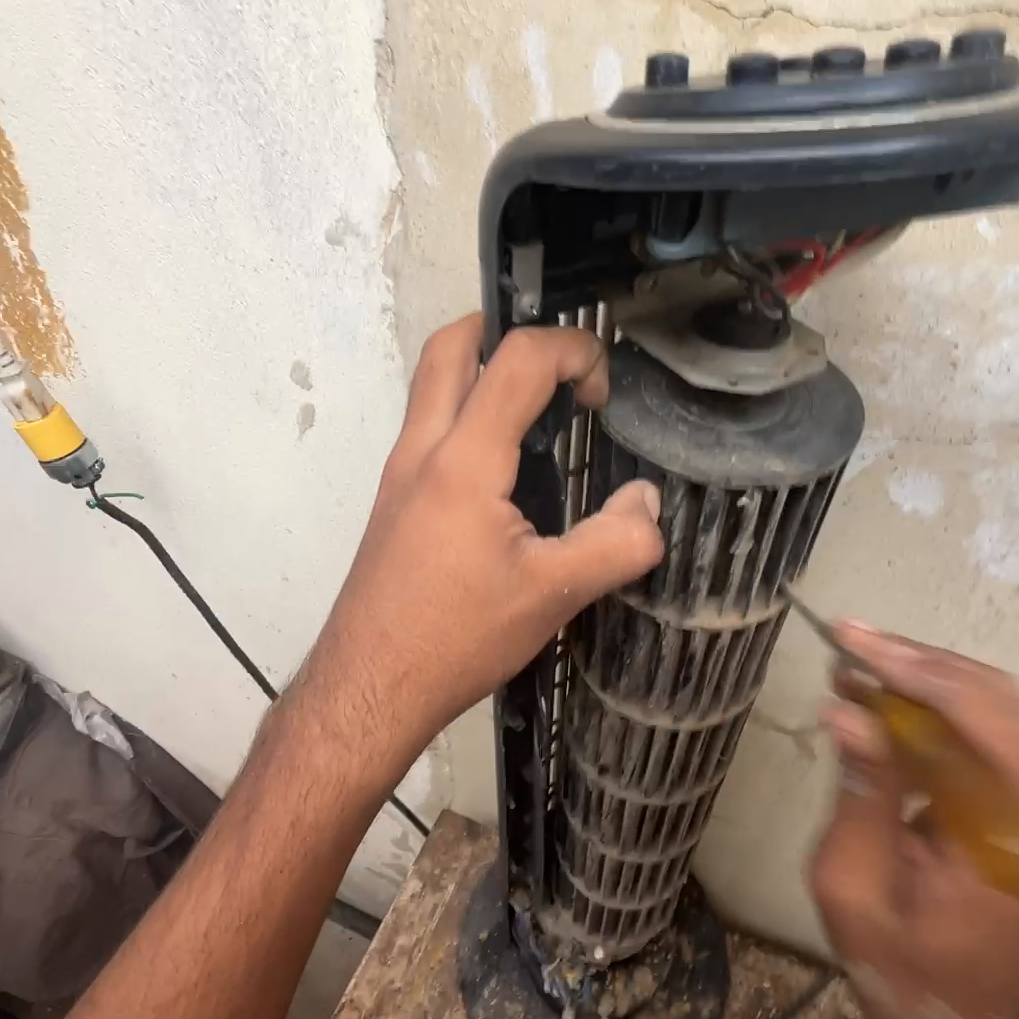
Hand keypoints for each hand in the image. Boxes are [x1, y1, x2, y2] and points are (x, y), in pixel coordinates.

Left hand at [299, 313, 665, 758]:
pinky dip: (467, 412)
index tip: (603, 392)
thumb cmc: (456, 638)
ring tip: (539, 411)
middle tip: (559, 370)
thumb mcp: (551, 596)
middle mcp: (422, 449)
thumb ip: (615, 544)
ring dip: (482, 370)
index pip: (518, 359)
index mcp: (465, 460)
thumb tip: (649, 505)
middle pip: (451, 346)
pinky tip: (505, 470)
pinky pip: (429, 426)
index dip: (573, 350)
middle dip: (508, 332)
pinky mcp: (393, 500)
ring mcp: (399, 473)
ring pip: (431, 384)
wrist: (368, 686)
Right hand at [810, 625, 1018, 1018]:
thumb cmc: (898, 964)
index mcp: (1011, 844)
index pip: (977, 727)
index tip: (850, 640)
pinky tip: (886, 697)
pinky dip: (938, 704)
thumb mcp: (854, 886)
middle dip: (920, 660)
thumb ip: (861, 794)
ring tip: (861, 659)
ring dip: (930, 675)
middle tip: (851, 639)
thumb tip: (846, 708)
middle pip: (1000, 703)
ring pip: (1001, 709)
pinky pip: (990, 735)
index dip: (912, 672)